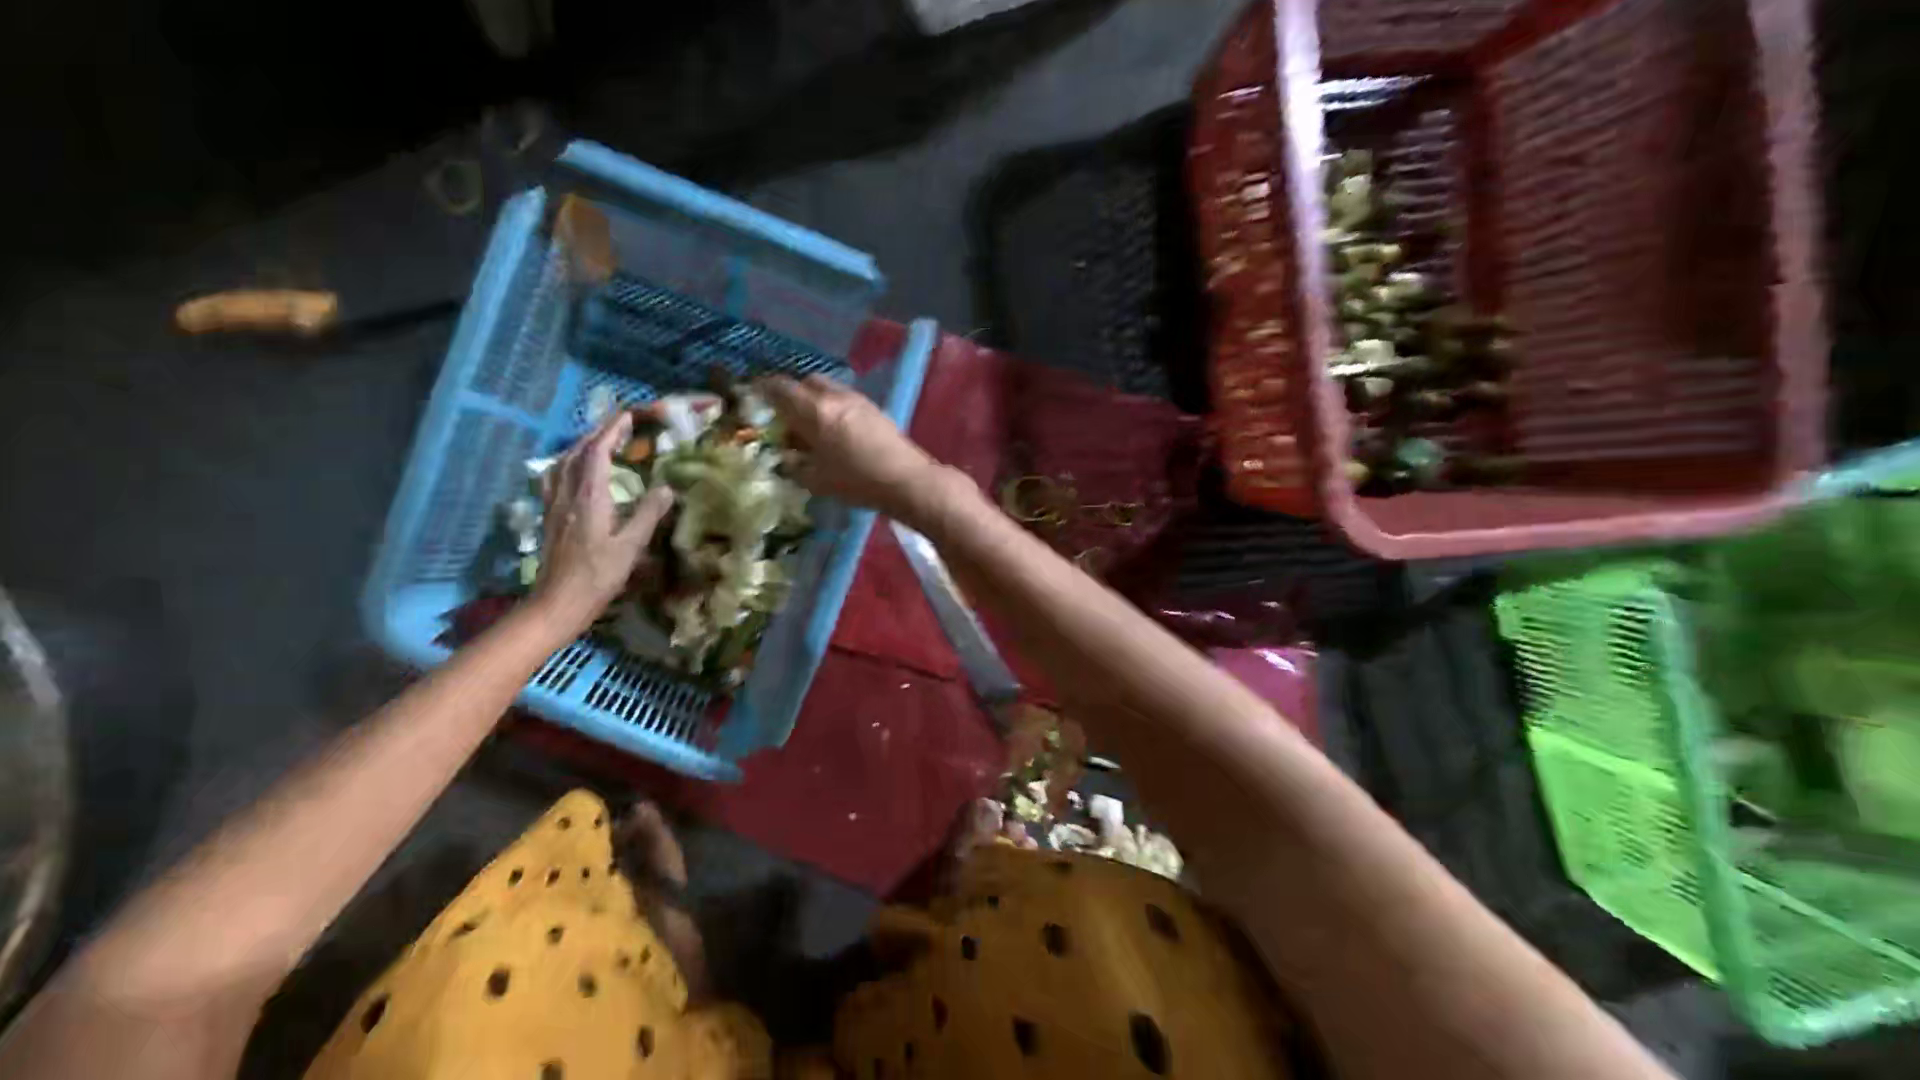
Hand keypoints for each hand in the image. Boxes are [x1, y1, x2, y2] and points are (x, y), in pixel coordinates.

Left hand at [533, 412, 674, 629]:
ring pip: (564, 462)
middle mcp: (568, 494)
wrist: (557, 604)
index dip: (613, 430)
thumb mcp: (630, 547)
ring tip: (602, 442)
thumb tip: (665, 487)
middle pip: (578, 451)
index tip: (631, 416)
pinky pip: (556, 477)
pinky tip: (578, 472)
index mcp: (589, 497)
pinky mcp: (550, 516)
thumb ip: (648, 514)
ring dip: (583, 445)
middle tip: (621, 425)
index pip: (598, 451)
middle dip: (599, 432)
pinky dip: (570, 464)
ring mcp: (554, 504)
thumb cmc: (597, 578)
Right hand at [759, 374, 941, 518]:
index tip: (755, 397)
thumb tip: (786, 457)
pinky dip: (833, 407)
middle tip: (785, 416)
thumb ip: (795, 465)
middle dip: (792, 394)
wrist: (907, 480)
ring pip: (827, 388)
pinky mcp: (874, 408)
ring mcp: (857, 400)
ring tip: (811, 426)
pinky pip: (844, 398)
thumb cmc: (857, 482)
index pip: (780, 388)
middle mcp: (834, 397)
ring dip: (814, 400)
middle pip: (806, 382)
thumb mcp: (816, 481)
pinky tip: (835, 431)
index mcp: (814, 411)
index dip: (763, 390)